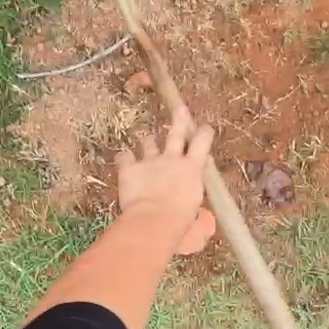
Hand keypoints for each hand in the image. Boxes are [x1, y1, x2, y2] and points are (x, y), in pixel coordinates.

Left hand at [116, 106, 213, 225]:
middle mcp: (172, 159)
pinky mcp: (130, 168)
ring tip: (148, 141)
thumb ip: (191, 195)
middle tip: (179, 108)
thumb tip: (192, 204)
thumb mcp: (194, 205)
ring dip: (149, 141)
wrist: (155, 219)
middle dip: (179, 119)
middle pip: (176, 133)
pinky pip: (125, 156)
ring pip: (149, 143)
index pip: (202, 142)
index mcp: (192, 168)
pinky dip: (125, 157)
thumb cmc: (180, 219)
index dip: (204, 133)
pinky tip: (124, 159)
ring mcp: (150, 161)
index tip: (205, 128)